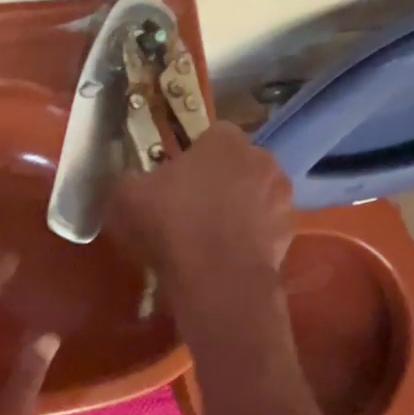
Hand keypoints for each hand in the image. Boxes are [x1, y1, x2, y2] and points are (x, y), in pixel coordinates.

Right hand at [109, 120, 293, 286]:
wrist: (216, 279)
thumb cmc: (170, 226)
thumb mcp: (125, 198)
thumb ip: (129, 179)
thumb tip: (131, 179)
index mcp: (225, 141)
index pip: (211, 135)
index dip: (191, 157)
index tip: (173, 180)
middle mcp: (261, 160)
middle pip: (237, 165)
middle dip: (218, 181)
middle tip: (189, 208)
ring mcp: (280, 198)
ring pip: (253, 197)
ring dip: (236, 210)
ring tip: (207, 238)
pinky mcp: (288, 235)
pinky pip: (262, 230)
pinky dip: (247, 239)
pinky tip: (222, 258)